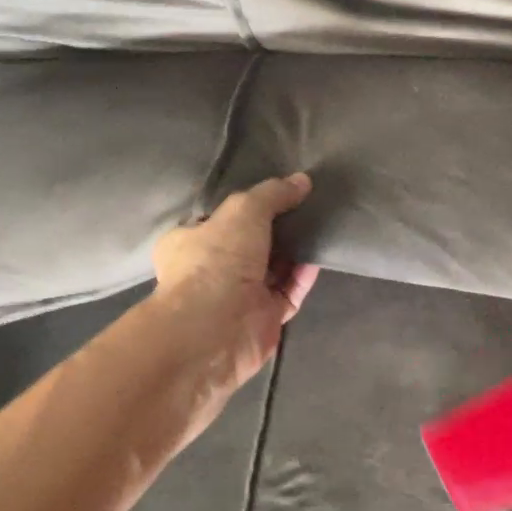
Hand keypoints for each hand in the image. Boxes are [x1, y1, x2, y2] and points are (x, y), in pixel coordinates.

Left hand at [150, 174, 318, 384]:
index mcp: (189, 241)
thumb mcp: (244, 210)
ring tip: (321, 222)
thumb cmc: (215, 260)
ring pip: (272, 267)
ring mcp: (239, 296)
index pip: (218, 218)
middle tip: (305, 204)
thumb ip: (273, 193)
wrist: (214, 329)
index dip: (245, 204)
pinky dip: (304, 274)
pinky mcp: (265, 318)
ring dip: (294, 249)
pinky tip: (322, 252)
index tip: (275, 190)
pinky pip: (290, 291)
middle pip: (250, 242)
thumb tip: (302, 180)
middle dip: (275, 227)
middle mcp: (211, 269)